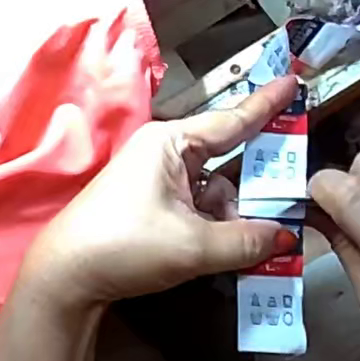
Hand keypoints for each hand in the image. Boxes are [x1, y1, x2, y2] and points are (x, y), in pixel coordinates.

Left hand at [19, 76, 300, 309]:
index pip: (231, 120)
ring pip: (213, 190)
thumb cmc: (124, 245)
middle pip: (226, 162)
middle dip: (250, 190)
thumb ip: (247, 241)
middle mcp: (164, 152)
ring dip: (229, 218)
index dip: (266, 105)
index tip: (293, 83)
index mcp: (170, 143)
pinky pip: (196, 205)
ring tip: (235, 248)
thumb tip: (286, 238)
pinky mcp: (150, 202)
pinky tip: (214, 251)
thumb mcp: (194, 246)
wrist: (66, 277)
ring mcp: (155, 178)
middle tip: (280, 205)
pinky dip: (210, 226)